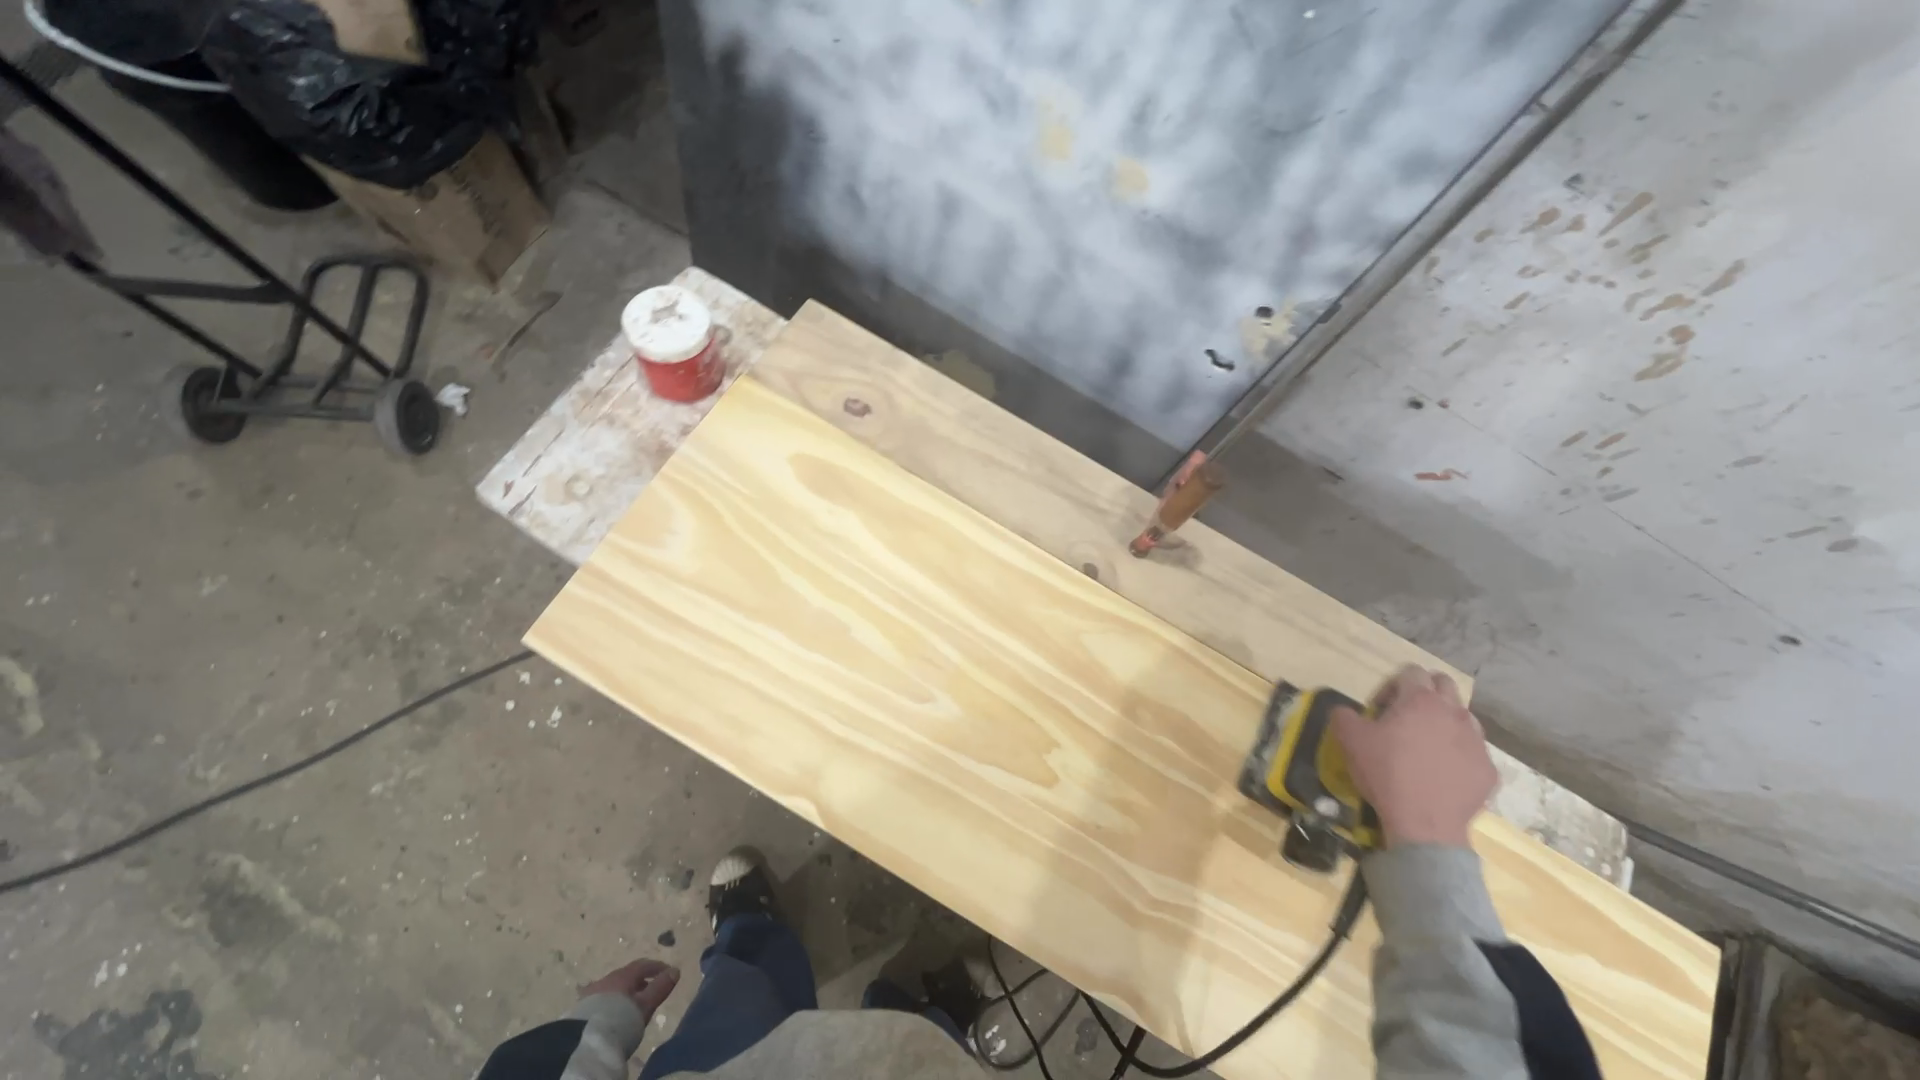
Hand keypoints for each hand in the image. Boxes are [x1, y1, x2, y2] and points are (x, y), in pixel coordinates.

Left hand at [579, 957, 679, 1018]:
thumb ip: (661, 987)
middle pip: (626, 975)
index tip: (668, 972)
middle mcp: (607, 980)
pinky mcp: (581, 1009)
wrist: (586, 1040)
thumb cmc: (621, 1018)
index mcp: (624, 976)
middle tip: (649, 989)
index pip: (643, 965)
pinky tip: (612, 1013)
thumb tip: (675, 970)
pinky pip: (600, 1000)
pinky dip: (611, 1002)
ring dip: (624, 992)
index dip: (657, 967)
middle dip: (640, 980)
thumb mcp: (646, 1004)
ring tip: (631, 1005)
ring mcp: (591, 993)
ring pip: (612, 988)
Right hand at [1332, 667, 1495, 848]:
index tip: (1379, 709)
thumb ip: (1343, 715)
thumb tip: (1346, 711)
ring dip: (1445, 721)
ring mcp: (1476, 741)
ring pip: (1464, 716)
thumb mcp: (1349, 740)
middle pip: (1444, 684)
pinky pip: (1474, 751)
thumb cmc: (1385, 773)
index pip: (1410, 671)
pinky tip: (1442, 773)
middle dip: (1424, 692)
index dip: (1391, 685)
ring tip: (1426, 745)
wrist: (1424, 823)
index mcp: (1420, 700)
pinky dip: (1459, 754)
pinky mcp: (1488, 769)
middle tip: (1405, 716)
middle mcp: (1454, 712)